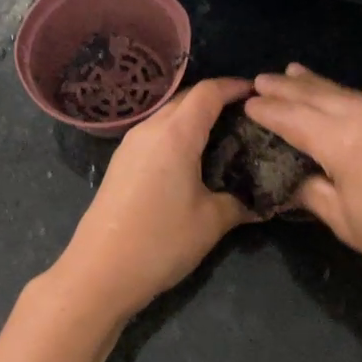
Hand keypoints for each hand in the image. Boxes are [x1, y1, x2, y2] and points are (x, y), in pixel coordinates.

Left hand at [50, 78, 256, 318]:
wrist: (98, 274)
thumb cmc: (160, 242)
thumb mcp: (211, 223)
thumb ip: (241, 203)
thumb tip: (263, 202)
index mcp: (176, 134)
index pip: (209, 92)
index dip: (236, 87)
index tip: (259, 94)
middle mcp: (151, 129)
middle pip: (187, 98)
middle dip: (218, 99)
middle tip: (247, 117)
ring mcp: (131, 144)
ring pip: (169, 115)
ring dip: (196, 117)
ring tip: (225, 136)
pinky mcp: (121, 162)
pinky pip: (156, 133)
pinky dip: (178, 133)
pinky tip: (194, 158)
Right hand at [246, 64, 361, 303]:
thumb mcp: (347, 223)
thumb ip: (313, 192)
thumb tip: (292, 178)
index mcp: (342, 143)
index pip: (294, 119)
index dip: (268, 111)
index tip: (245, 103)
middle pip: (317, 97)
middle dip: (286, 89)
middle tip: (258, 81)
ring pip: (342, 93)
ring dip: (312, 85)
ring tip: (287, 73)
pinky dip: (339, 93)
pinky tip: (331, 92)